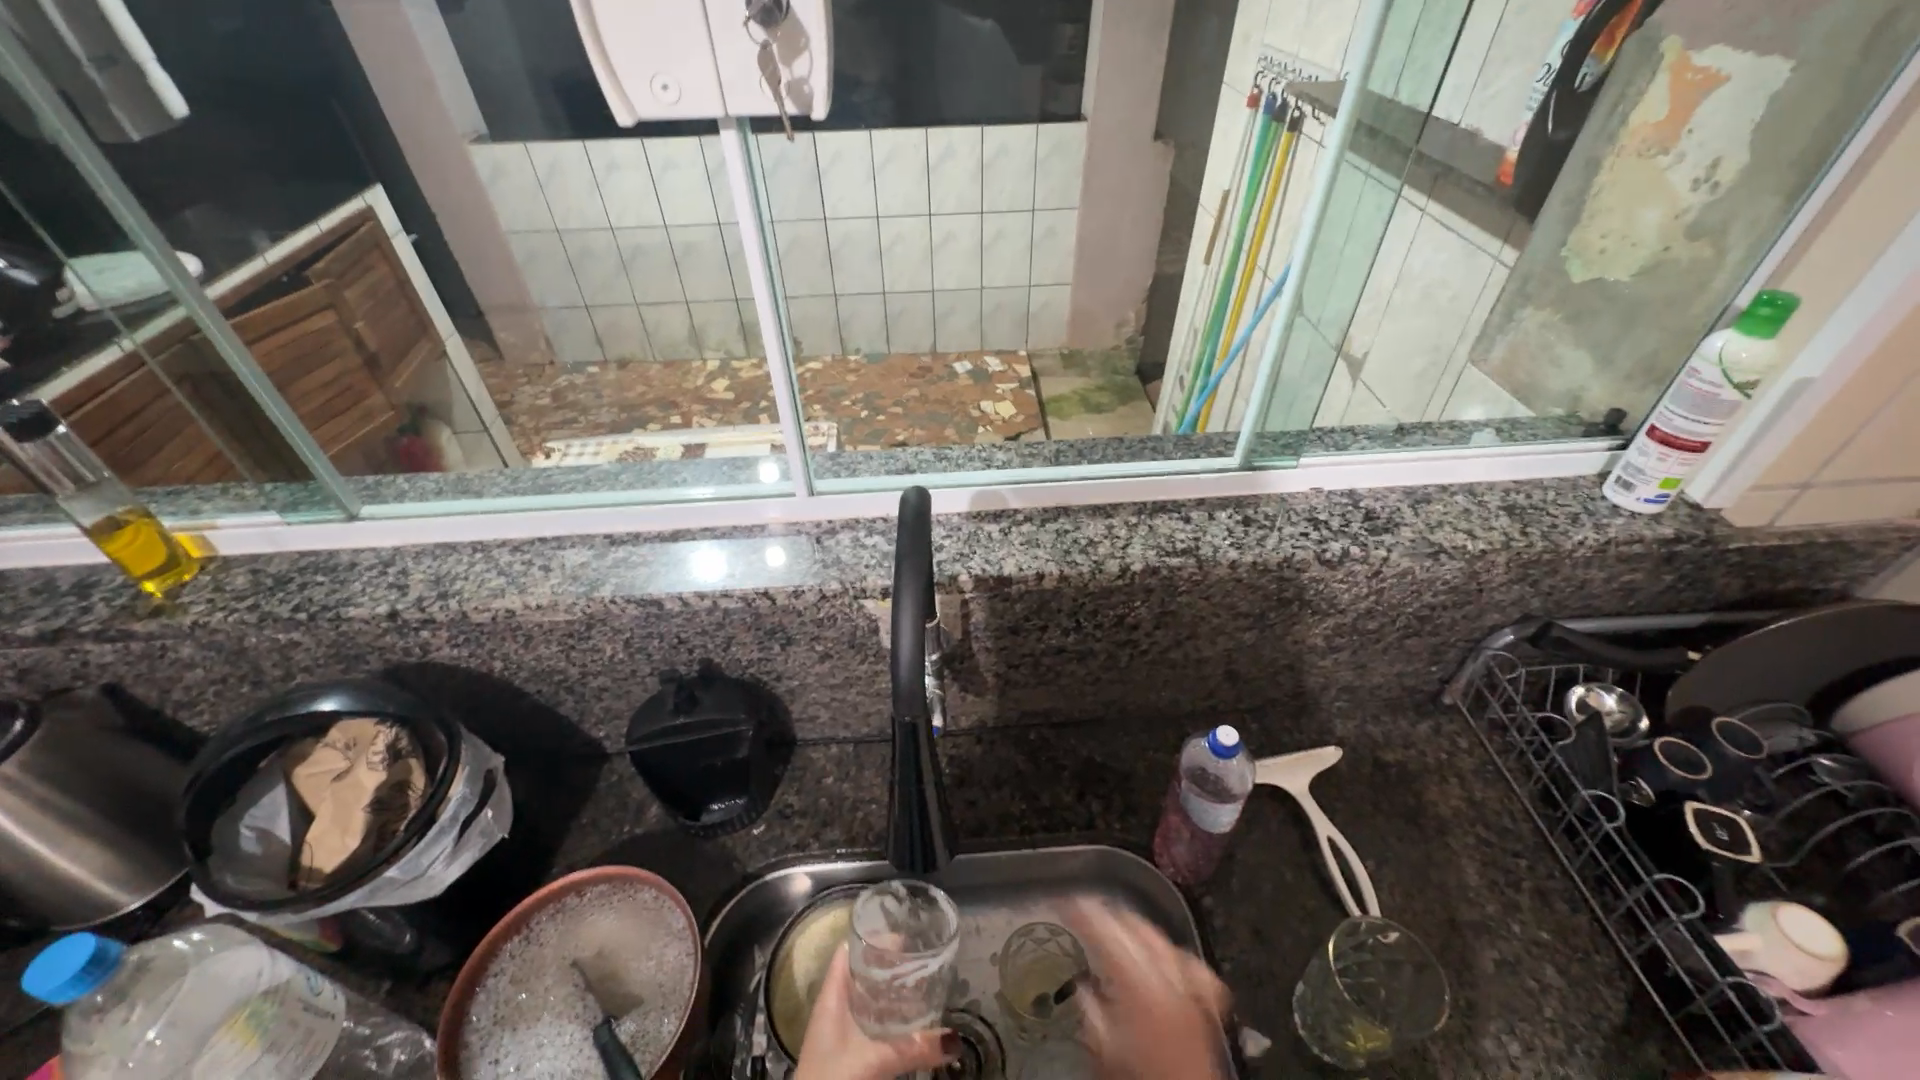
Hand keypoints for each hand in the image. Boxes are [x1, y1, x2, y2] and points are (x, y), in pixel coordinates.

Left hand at [792, 943, 956, 1079]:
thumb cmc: (831, 1078)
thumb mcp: (875, 1060)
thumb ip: (913, 1048)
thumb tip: (953, 1038)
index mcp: (831, 996)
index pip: (849, 951)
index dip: (872, 938)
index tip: (904, 933)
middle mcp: (833, 1006)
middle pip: (860, 972)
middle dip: (888, 965)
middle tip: (920, 958)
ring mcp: (837, 1029)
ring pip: (865, 997)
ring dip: (888, 991)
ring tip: (920, 983)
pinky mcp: (844, 1049)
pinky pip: (867, 1020)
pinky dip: (886, 1015)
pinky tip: (907, 1021)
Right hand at [1069, 900, 1231, 1079]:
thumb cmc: (1136, 1079)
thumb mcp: (1101, 1051)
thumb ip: (1091, 1013)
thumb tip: (1082, 986)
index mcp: (1138, 987)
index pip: (1107, 935)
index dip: (1084, 915)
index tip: (1064, 905)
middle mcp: (1167, 979)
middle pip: (1136, 930)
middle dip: (1108, 914)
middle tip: (1085, 910)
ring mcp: (1189, 989)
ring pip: (1163, 941)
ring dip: (1137, 927)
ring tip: (1117, 922)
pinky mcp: (1204, 1005)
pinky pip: (1192, 966)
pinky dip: (1175, 954)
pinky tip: (1168, 955)